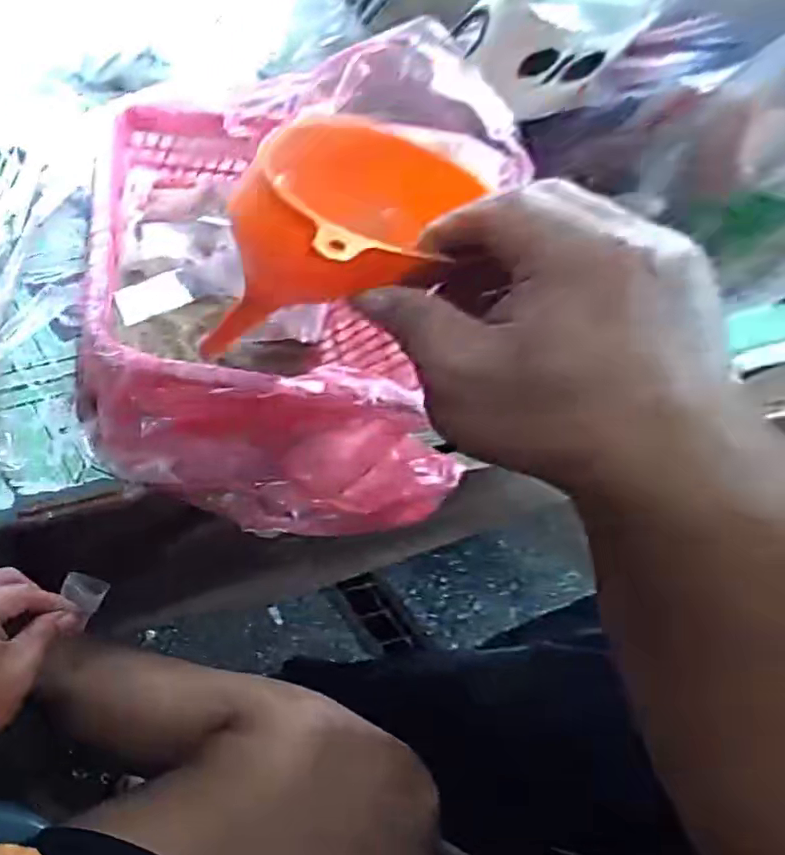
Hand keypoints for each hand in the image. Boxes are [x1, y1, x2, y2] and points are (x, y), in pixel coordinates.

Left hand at [0, 569, 82, 747]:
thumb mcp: (18, 667)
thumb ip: (45, 633)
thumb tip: (70, 614)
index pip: (22, 591)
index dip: (54, 601)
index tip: (80, 614)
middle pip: (4, 578)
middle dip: (35, 593)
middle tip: (61, 616)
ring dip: (16, 597)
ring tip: (42, 621)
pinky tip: (16, 625)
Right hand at [353, 179, 741, 500]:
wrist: (662, 459)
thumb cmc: (545, 415)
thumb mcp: (455, 370)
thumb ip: (411, 319)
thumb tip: (369, 292)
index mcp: (578, 251)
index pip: (499, 206)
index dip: (439, 234)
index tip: (404, 275)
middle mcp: (634, 236)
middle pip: (543, 202)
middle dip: (477, 237)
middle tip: (436, 285)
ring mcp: (667, 257)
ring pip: (575, 224)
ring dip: (514, 253)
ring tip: (475, 306)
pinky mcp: (678, 283)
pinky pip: (603, 250)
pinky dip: (552, 268)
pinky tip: (526, 316)